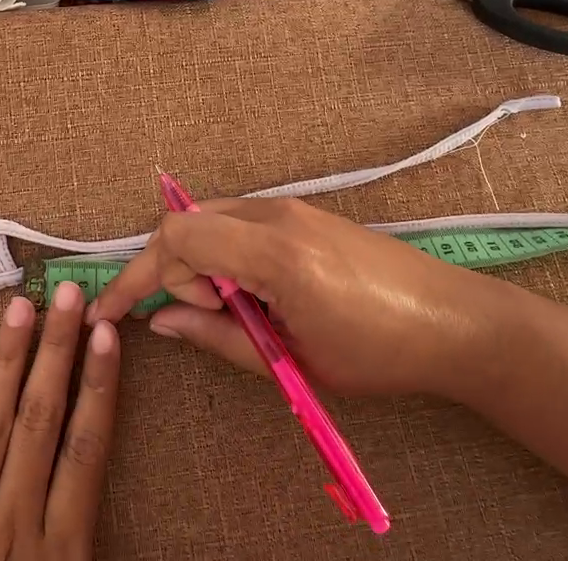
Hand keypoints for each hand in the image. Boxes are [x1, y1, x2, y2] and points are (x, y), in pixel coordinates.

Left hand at [0, 286, 121, 560]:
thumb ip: (79, 539)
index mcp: (59, 551)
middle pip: (39, 421)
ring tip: (21, 308)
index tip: (105, 332)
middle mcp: (12, 527)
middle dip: (55, 351)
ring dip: (8, 363)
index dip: (97, 384)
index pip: (85, 449)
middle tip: (66, 294)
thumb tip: (94, 469)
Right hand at [87, 196, 497, 396]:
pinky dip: (221, 253)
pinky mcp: (300, 213)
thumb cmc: (379, 352)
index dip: (139, 275)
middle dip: (171, 271)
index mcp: (274, 251)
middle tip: (199, 319)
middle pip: (187, 223)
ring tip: (232, 313)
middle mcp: (276, 214)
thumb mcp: (293, 360)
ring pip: (209, 219)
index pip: (180, 239)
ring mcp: (289, 208)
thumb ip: (218, 336)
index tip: (113, 311)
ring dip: (198, 263)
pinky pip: (236, 222)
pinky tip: (247, 292)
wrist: (454, 321)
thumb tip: (161, 322)